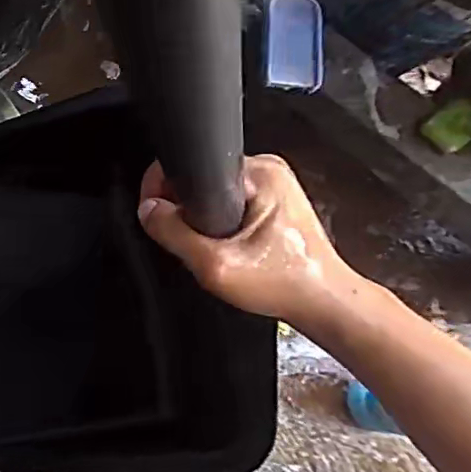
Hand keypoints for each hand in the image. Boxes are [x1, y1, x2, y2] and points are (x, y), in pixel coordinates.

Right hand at [136, 155, 356, 325]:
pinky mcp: (273, 199)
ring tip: (222, 248)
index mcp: (260, 174)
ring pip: (210, 193)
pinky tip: (234, 247)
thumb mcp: (214, 266)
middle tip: (203, 245)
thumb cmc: (286, 285)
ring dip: (204, 220)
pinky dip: (220, 225)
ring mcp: (273, 184)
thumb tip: (148, 210)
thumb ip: (172, 234)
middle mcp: (269, 171)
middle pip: (198, 180)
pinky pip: (227, 202)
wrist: (323, 304)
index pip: (190, 167)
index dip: (163, 192)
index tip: (162, 219)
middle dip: (186, 212)